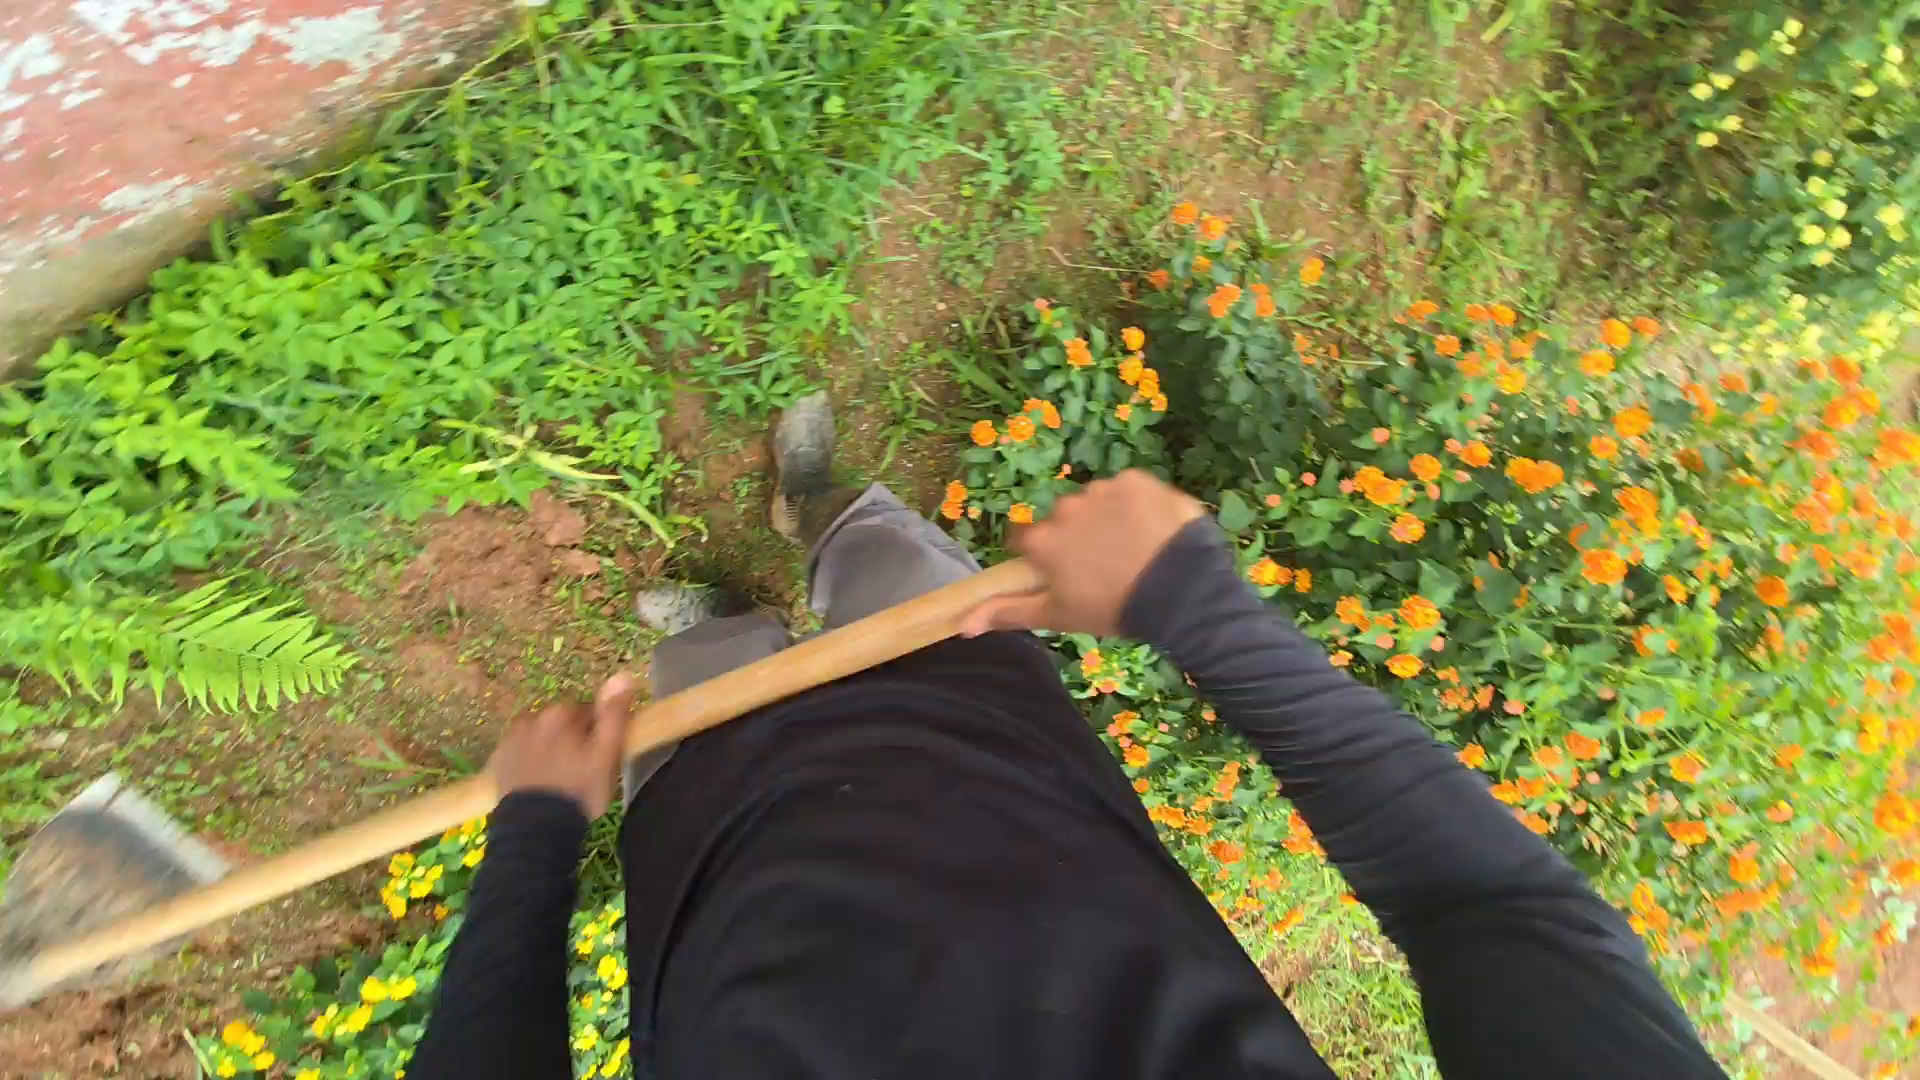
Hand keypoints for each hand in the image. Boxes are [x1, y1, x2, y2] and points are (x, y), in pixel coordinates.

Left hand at [487, 673, 637, 818]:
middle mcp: (531, 719)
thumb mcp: (607, 752)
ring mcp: (510, 741)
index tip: (600, 754)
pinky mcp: (497, 762)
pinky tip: (539, 780)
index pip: (588, 711)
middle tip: (582, 767)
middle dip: (572, 737)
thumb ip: (614, 714)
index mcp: (561, 714)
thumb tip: (623, 675)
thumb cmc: (579, 790)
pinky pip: (520, 751)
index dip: (597, 731)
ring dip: (551, 746)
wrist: (534, 831)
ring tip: (559, 776)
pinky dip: (530, 759)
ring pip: (541, 735)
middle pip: (562, 722)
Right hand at [960, 469, 1205, 636]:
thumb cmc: (1113, 608)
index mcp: (1043, 540)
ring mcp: (1101, 490)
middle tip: (1107, 565)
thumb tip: (961, 625)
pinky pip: (1127, 489)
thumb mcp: (1058, 616)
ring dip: (1108, 519)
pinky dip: (1137, 505)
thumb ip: (1008, 613)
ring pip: (1096, 502)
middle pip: (1063, 519)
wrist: (1182, 592)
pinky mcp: (1136, 479)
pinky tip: (1152, 531)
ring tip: (1135, 550)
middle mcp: (1064, 507)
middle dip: (1079, 536)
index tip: (1069, 572)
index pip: (1030, 540)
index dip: (1048, 556)